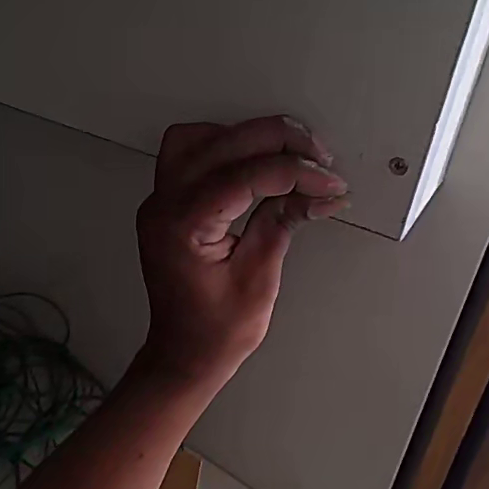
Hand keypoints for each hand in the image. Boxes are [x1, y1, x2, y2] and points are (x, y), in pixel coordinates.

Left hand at [132, 116, 348, 394]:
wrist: (183, 352)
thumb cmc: (215, 331)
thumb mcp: (259, 278)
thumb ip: (283, 223)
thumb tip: (319, 192)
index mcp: (182, 226)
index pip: (244, 175)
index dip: (295, 171)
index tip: (330, 181)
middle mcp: (162, 205)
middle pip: (220, 142)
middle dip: (276, 140)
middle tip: (318, 156)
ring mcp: (158, 201)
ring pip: (196, 137)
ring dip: (243, 135)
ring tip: (288, 152)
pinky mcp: (166, 203)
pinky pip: (188, 153)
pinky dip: (223, 146)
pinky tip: (254, 161)